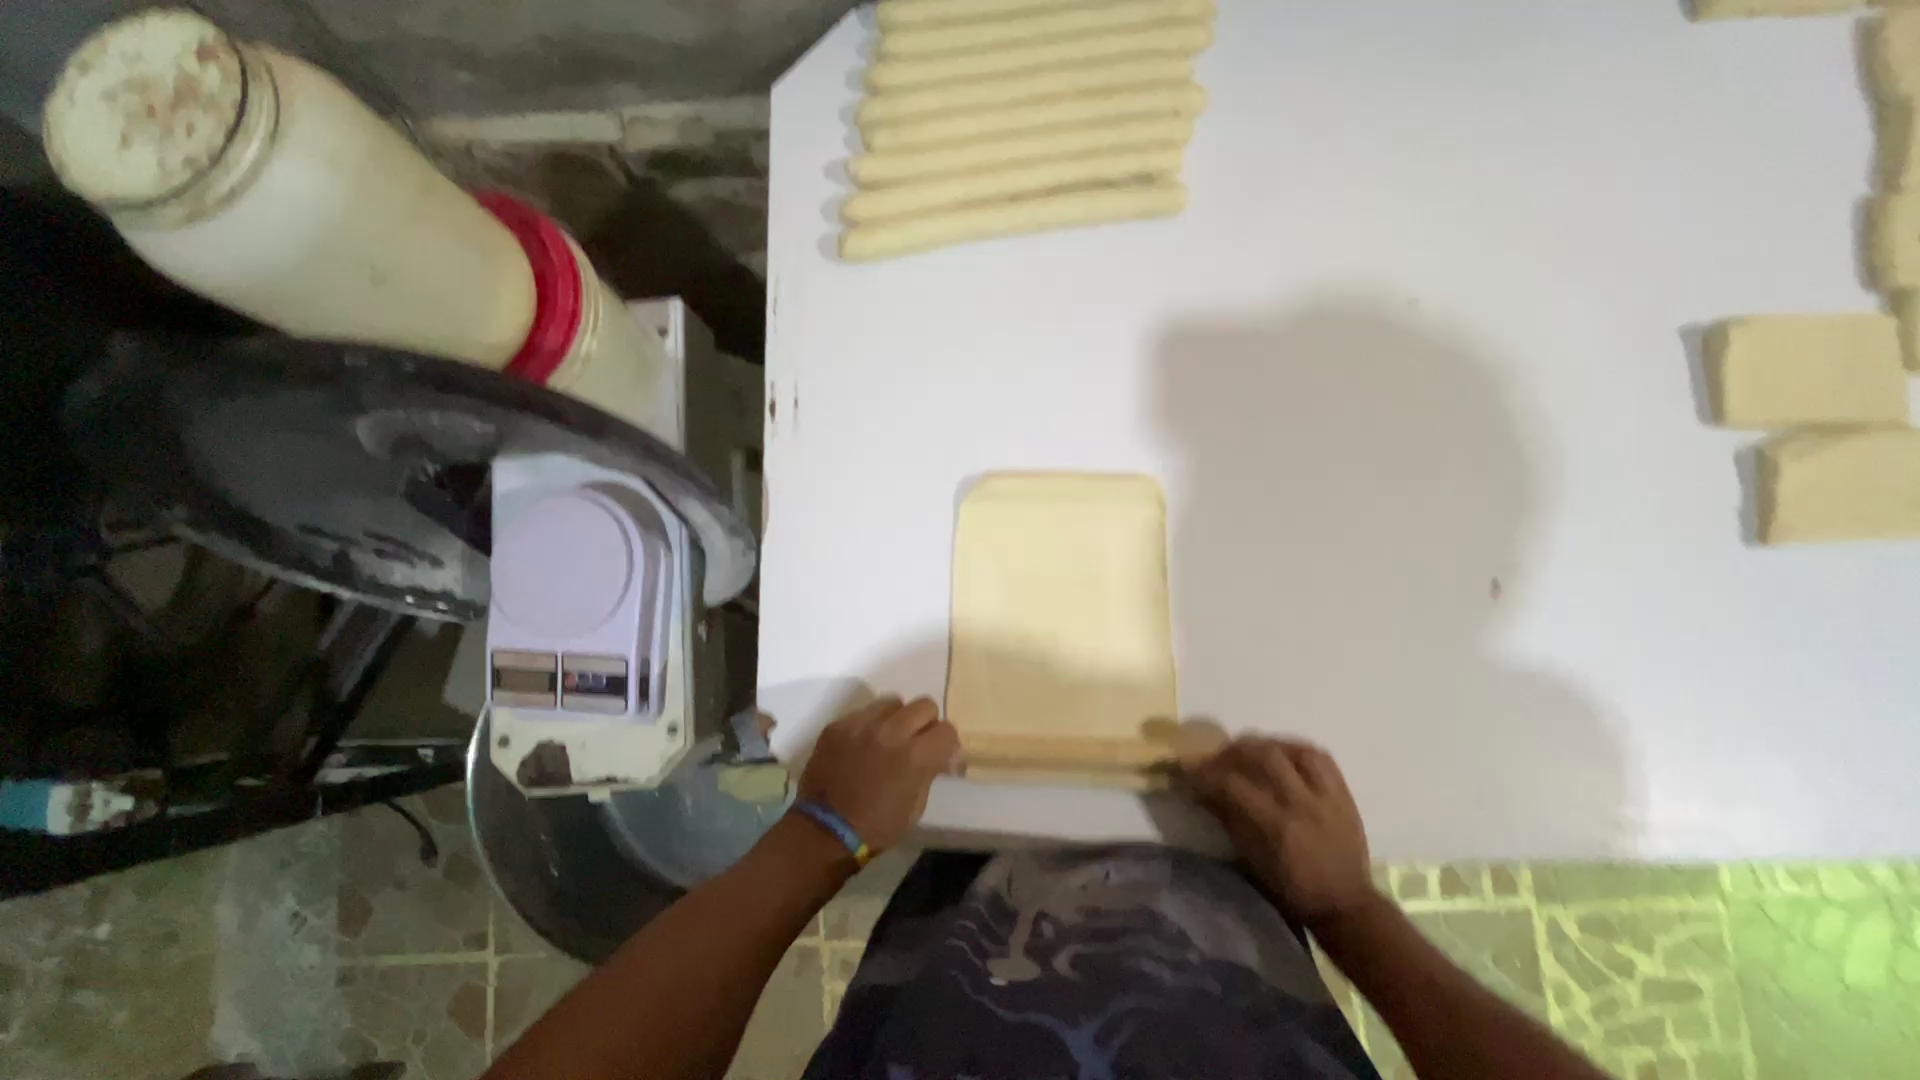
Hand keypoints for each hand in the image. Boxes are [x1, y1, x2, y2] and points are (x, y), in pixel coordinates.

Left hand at [797, 696, 960, 853]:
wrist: (825, 831)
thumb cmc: (877, 826)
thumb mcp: (916, 805)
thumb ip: (929, 771)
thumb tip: (940, 756)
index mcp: (916, 755)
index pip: (947, 729)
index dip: (947, 743)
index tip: (941, 755)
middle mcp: (891, 731)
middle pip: (924, 704)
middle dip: (926, 723)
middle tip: (917, 742)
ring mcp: (861, 725)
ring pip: (891, 702)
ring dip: (897, 718)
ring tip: (888, 738)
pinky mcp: (837, 726)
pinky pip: (861, 713)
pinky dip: (868, 725)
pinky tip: (862, 745)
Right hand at [1183, 736, 1383, 928]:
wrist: (1344, 903)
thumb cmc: (1292, 888)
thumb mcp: (1253, 860)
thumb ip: (1228, 820)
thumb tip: (1202, 792)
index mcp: (1277, 826)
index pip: (1233, 785)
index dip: (1205, 774)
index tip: (1188, 769)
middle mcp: (1302, 803)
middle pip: (1265, 755)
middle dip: (1234, 749)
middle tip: (1219, 756)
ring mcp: (1326, 796)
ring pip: (1294, 750)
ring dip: (1267, 744)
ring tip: (1251, 750)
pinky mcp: (1343, 794)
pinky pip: (1322, 758)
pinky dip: (1297, 750)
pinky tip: (1284, 753)